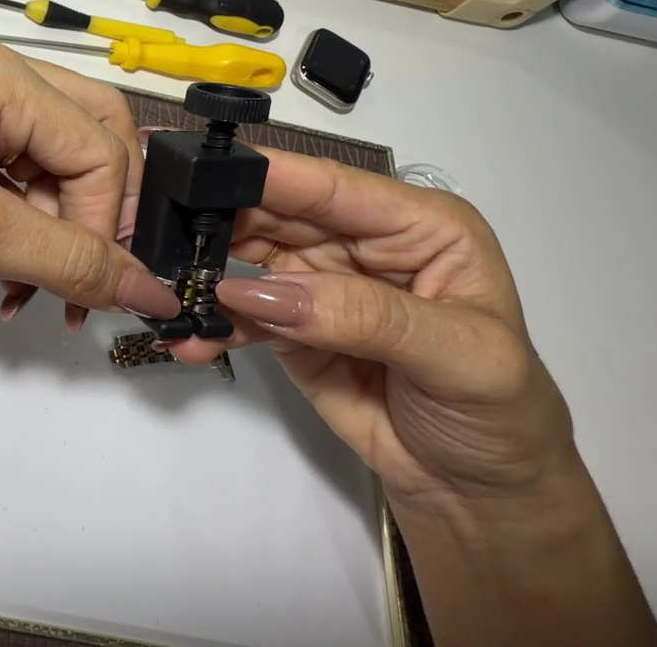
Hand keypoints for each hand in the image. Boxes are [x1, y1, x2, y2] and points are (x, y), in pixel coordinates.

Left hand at [0, 30, 180, 323]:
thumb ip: (69, 261)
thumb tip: (147, 289)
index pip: (102, 147)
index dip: (108, 225)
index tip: (94, 286)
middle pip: (85, 144)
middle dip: (86, 222)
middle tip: (70, 283)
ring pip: (48, 164)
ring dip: (45, 231)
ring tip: (15, 286)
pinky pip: (8, 170)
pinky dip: (11, 221)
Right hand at [169, 149, 575, 506]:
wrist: (476, 491)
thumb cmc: (500, 413)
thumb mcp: (463, 359)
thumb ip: (366, 317)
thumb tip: (262, 294)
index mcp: (413, 225)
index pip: (331, 187)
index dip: (267, 172)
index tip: (199, 165)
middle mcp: (358, 241)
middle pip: (273, 212)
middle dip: (217, 216)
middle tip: (156, 223)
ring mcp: (316, 282)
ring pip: (243, 257)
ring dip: (201, 268)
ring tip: (161, 281)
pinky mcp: (286, 324)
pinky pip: (236, 313)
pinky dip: (208, 322)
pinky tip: (184, 337)